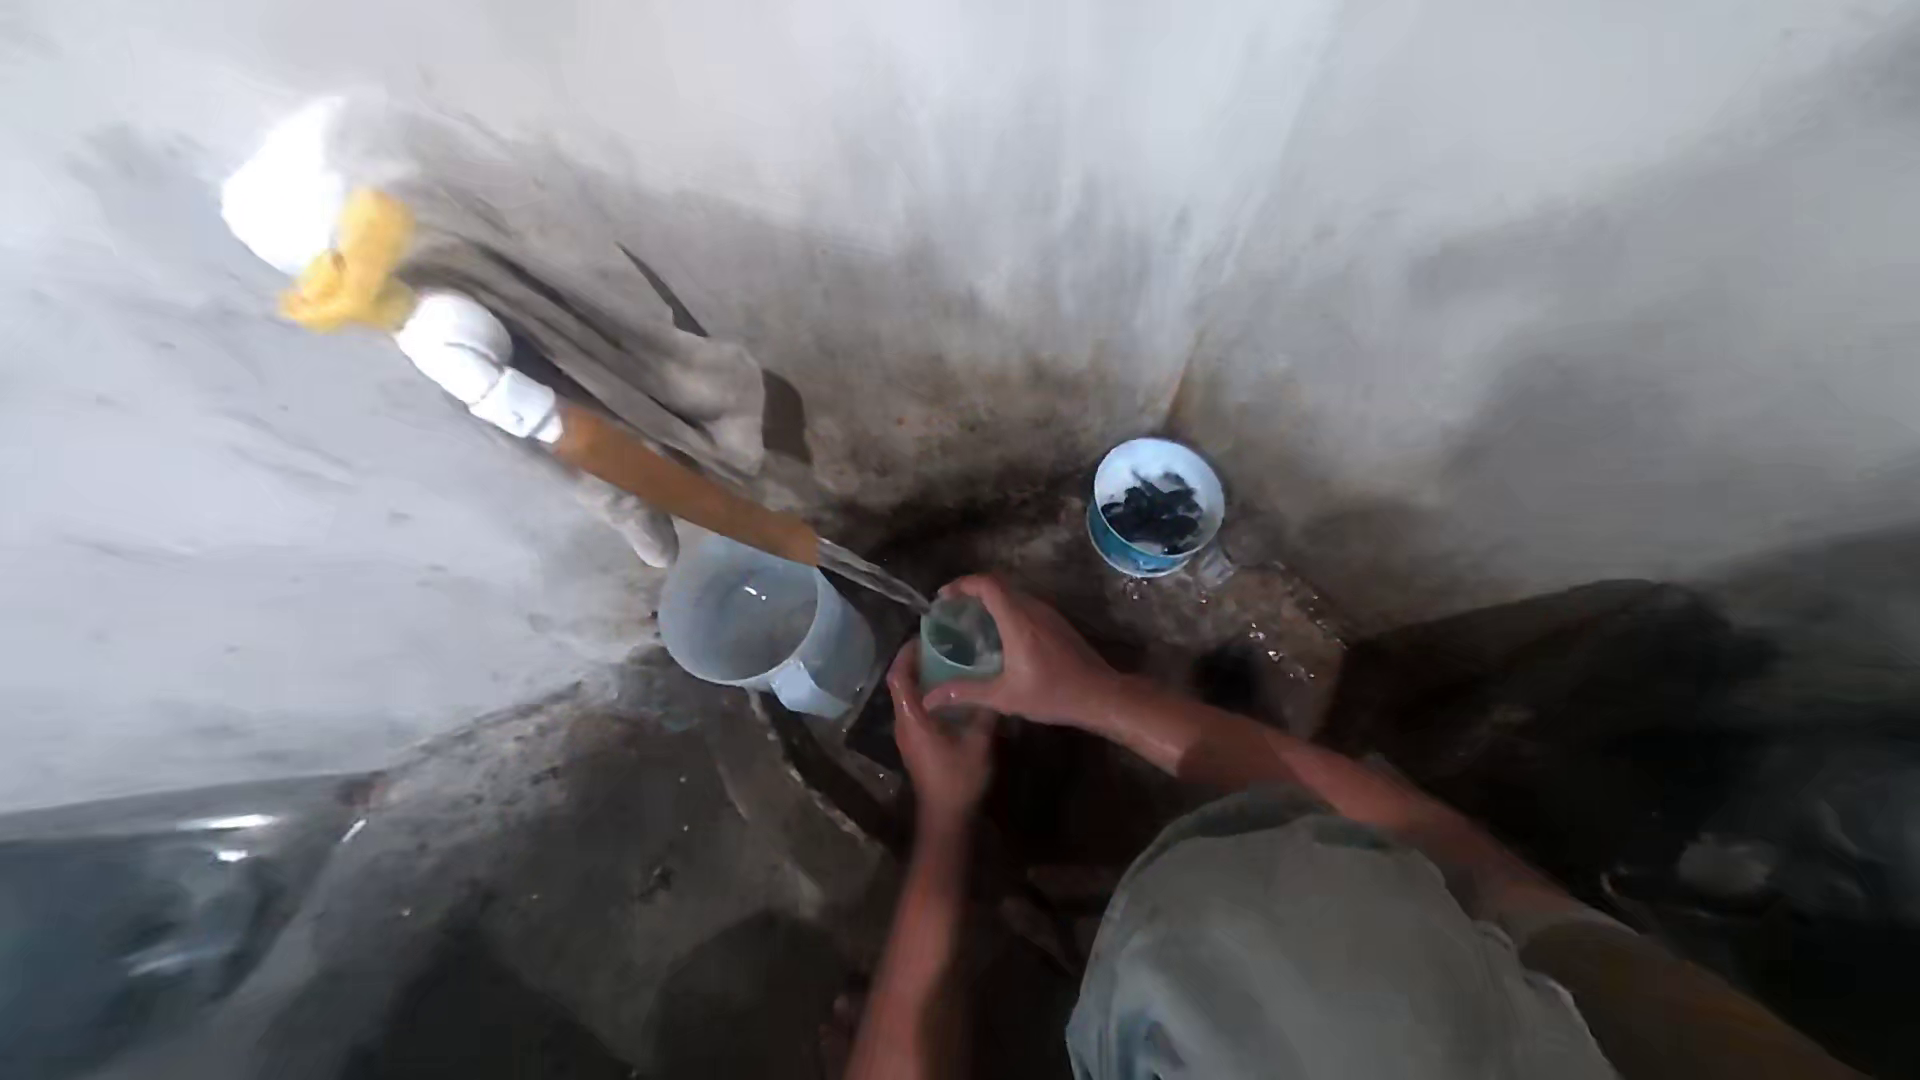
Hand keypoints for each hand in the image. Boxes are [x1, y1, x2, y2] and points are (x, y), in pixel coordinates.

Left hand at [888, 644, 993, 832]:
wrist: (946, 817)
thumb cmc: (958, 779)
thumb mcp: (978, 742)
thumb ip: (985, 711)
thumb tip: (997, 684)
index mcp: (912, 718)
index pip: (897, 677)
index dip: (905, 654)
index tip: (923, 635)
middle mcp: (902, 722)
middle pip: (899, 683)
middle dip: (915, 660)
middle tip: (941, 642)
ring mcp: (907, 734)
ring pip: (906, 695)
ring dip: (921, 676)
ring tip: (948, 659)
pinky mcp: (914, 742)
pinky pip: (914, 707)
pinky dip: (926, 692)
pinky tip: (951, 689)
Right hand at [920, 574, 1119, 727]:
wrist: (1100, 695)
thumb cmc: (1052, 695)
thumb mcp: (1004, 697)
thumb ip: (966, 693)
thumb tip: (930, 699)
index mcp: (1018, 620)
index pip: (987, 584)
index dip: (962, 584)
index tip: (943, 597)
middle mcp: (1033, 608)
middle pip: (998, 584)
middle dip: (971, 590)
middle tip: (951, 609)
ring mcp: (1048, 613)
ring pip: (1013, 593)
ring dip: (989, 599)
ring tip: (970, 620)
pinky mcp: (1056, 621)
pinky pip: (1024, 604)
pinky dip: (1005, 608)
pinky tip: (998, 633)